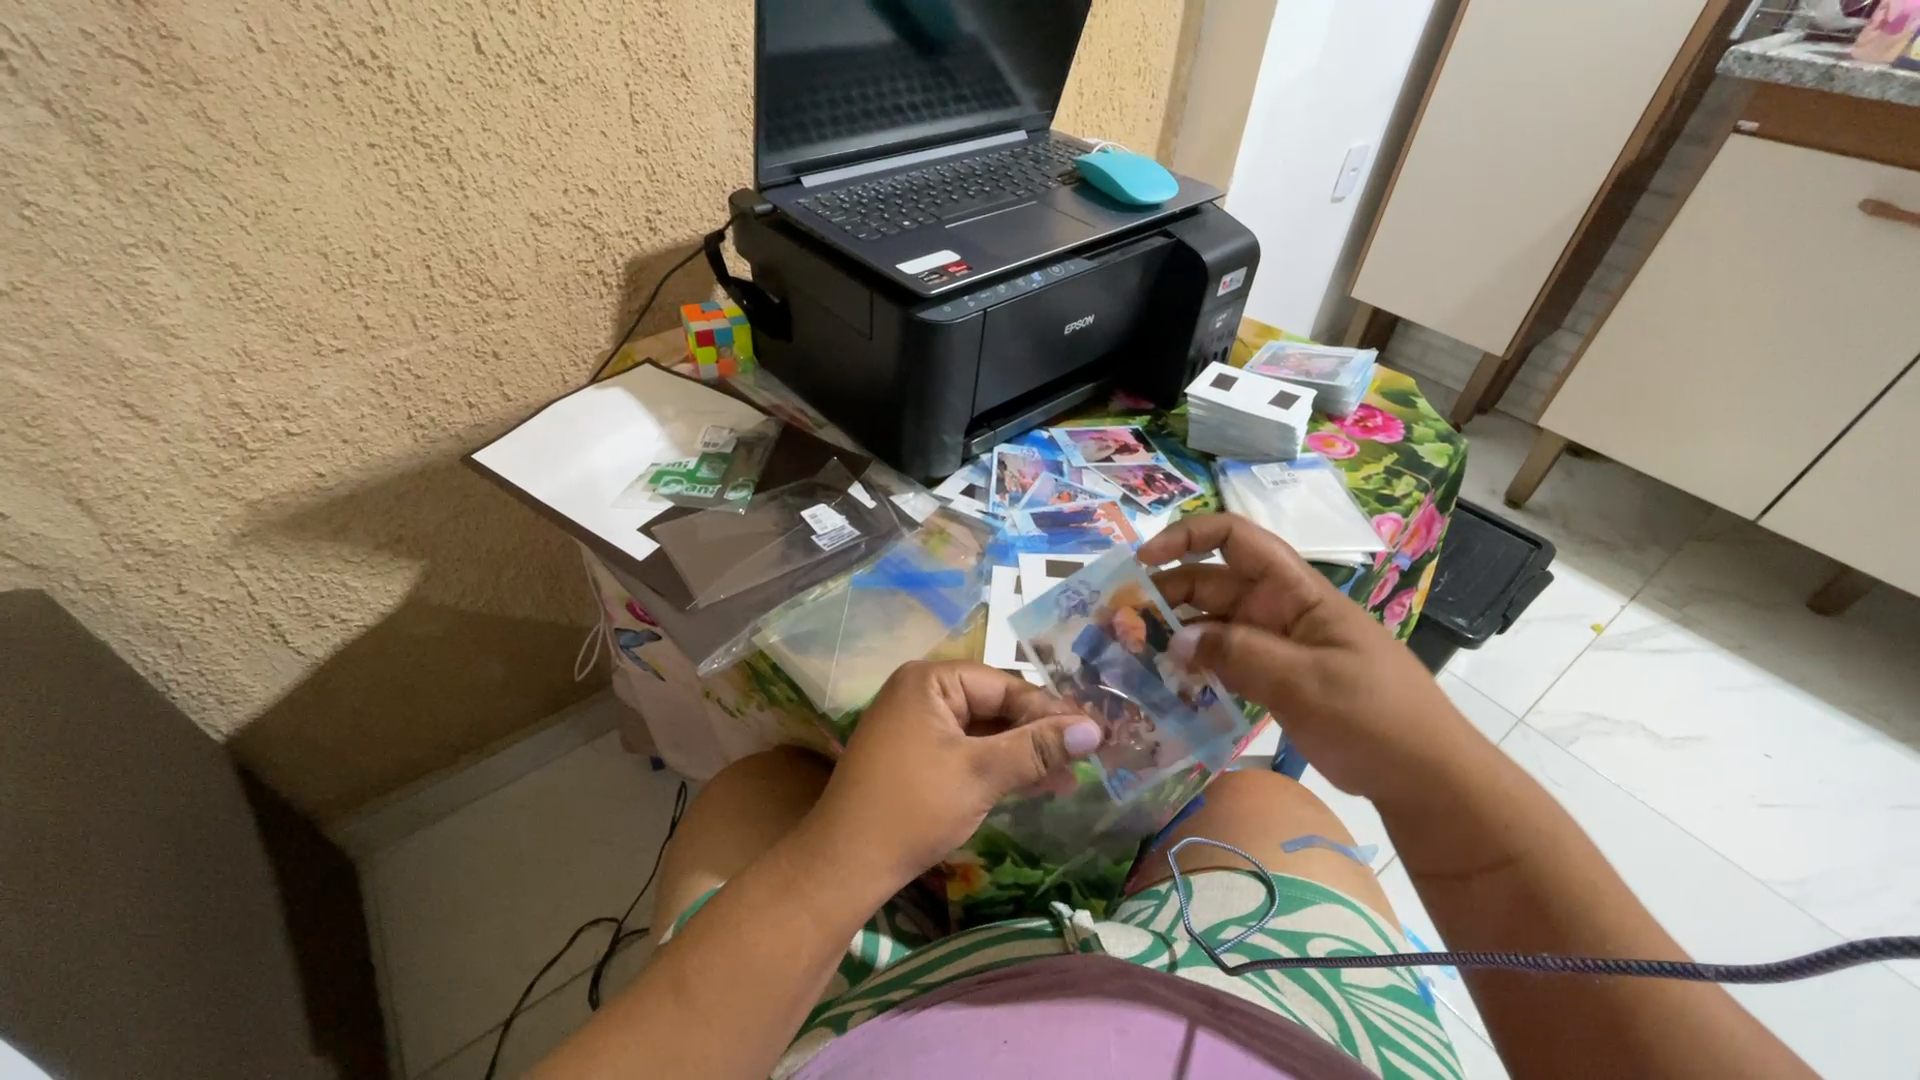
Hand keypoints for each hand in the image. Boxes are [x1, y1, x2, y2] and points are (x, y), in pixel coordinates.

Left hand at [805, 661, 1102, 885]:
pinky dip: (999, 766)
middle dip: (1040, 733)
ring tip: (1072, 776)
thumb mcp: (981, 774)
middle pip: (995, 705)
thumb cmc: (913, 808)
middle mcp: (920, 693)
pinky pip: (967, 750)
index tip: (1094, 733)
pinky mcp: (916, 756)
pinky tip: (1037, 783)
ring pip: (984, 731)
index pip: (1004, 685)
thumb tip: (1094, 730)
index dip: (1050, 711)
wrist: (845, 865)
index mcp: (929, 680)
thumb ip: (1037, 748)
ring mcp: (916, 725)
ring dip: (1024, 753)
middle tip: (1088, 755)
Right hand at [1139, 513, 1469, 804]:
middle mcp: (1279, 609)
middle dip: (1165, 595)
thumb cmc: (1375, 717)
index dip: (1186, 538)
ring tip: (1131, 654)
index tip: (1142, 562)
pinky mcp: (1273, 679)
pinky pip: (1223, 661)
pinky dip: (1194, 666)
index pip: (1236, 539)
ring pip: (1212, 625)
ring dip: (1174, 633)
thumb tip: (1173, 641)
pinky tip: (1165, 684)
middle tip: (1119, 625)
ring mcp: (1275, 645)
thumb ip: (1237, 656)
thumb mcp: (1305, 682)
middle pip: (1212, 584)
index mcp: (1296, 591)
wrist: (1426, 776)